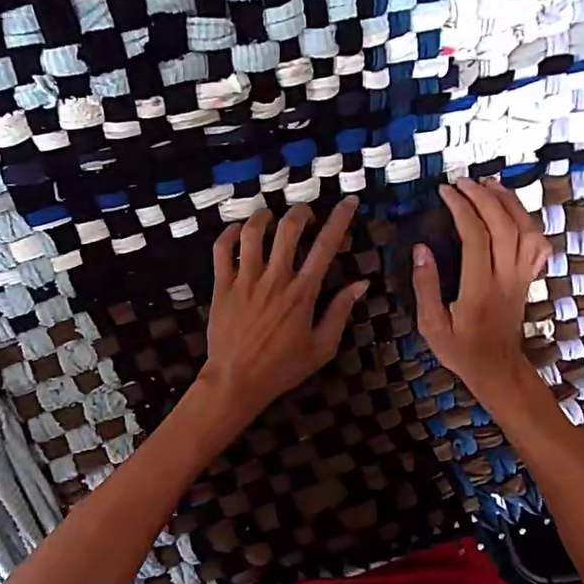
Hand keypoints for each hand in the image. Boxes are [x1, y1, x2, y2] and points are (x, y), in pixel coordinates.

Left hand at [191, 197, 368, 431]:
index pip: (325, 246)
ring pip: (253, 233)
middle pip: (288, 229)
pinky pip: (222, 250)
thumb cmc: (282, 368)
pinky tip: (237, 231)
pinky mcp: (222, 285)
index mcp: (302, 293)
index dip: (339, 219)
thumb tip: (360, 284)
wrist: (236, 381)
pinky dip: (229, 234)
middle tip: (305, 212)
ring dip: (264, 217)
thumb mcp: (321, 347)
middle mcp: (274, 279)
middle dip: (300, 212)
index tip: (348, 202)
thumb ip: (340, 312)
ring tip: (270, 216)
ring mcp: (245, 280)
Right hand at [413, 179, 550, 405]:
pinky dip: (528, 221)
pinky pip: (538, 244)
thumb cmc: (460, 349)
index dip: (461, 208)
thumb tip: (421, 249)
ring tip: (488, 185)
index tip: (445, 192)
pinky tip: (512, 210)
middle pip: (505, 227)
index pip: (476, 237)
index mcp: (480, 289)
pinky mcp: (529, 278)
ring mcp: (522, 277)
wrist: (497, 369)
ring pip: (527, 231)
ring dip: (509, 202)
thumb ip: (426, 286)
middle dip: (484, 197)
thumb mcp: (431, 325)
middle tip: (463, 182)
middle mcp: (507, 278)